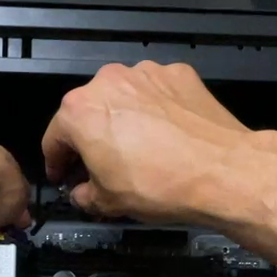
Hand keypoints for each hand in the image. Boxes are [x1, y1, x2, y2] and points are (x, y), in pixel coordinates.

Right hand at [42, 61, 276, 225]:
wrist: (222, 171)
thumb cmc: (160, 185)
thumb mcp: (107, 203)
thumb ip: (84, 195)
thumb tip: (84, 192)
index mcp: (80, 112)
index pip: (54, 138)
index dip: (56, 163)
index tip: (62, 175)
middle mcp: (108, 82)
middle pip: (87, 113)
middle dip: (89, 139)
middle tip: (99, 168)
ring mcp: (146, 74)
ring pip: (121, 99)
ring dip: (121, 122)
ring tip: (137, 153)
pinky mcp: (177, 75)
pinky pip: (154, 94)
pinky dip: (153, 112)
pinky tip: (164, 138)